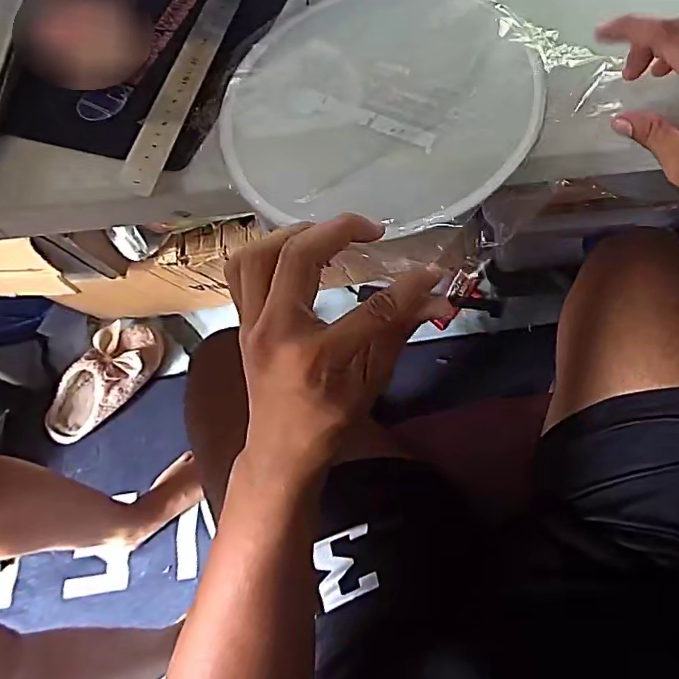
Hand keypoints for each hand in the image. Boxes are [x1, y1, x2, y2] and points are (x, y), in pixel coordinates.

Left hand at [224, 215, 449, 471]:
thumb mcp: (373, 380)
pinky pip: (242, 270)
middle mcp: (276, 333)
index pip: (371, 309)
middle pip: (297, 258)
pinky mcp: (242, 321)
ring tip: (330, 232)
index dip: (408, 286)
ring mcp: (251, 324)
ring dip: (295, 233)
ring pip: (258, 255)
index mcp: (317, 357)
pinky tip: (296, 249)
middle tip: (372, 229)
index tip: (431, 270)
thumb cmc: (331, 420)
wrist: (280, 449)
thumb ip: (400, 331)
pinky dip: (267, 249)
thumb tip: (437, 299)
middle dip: (339, 231)